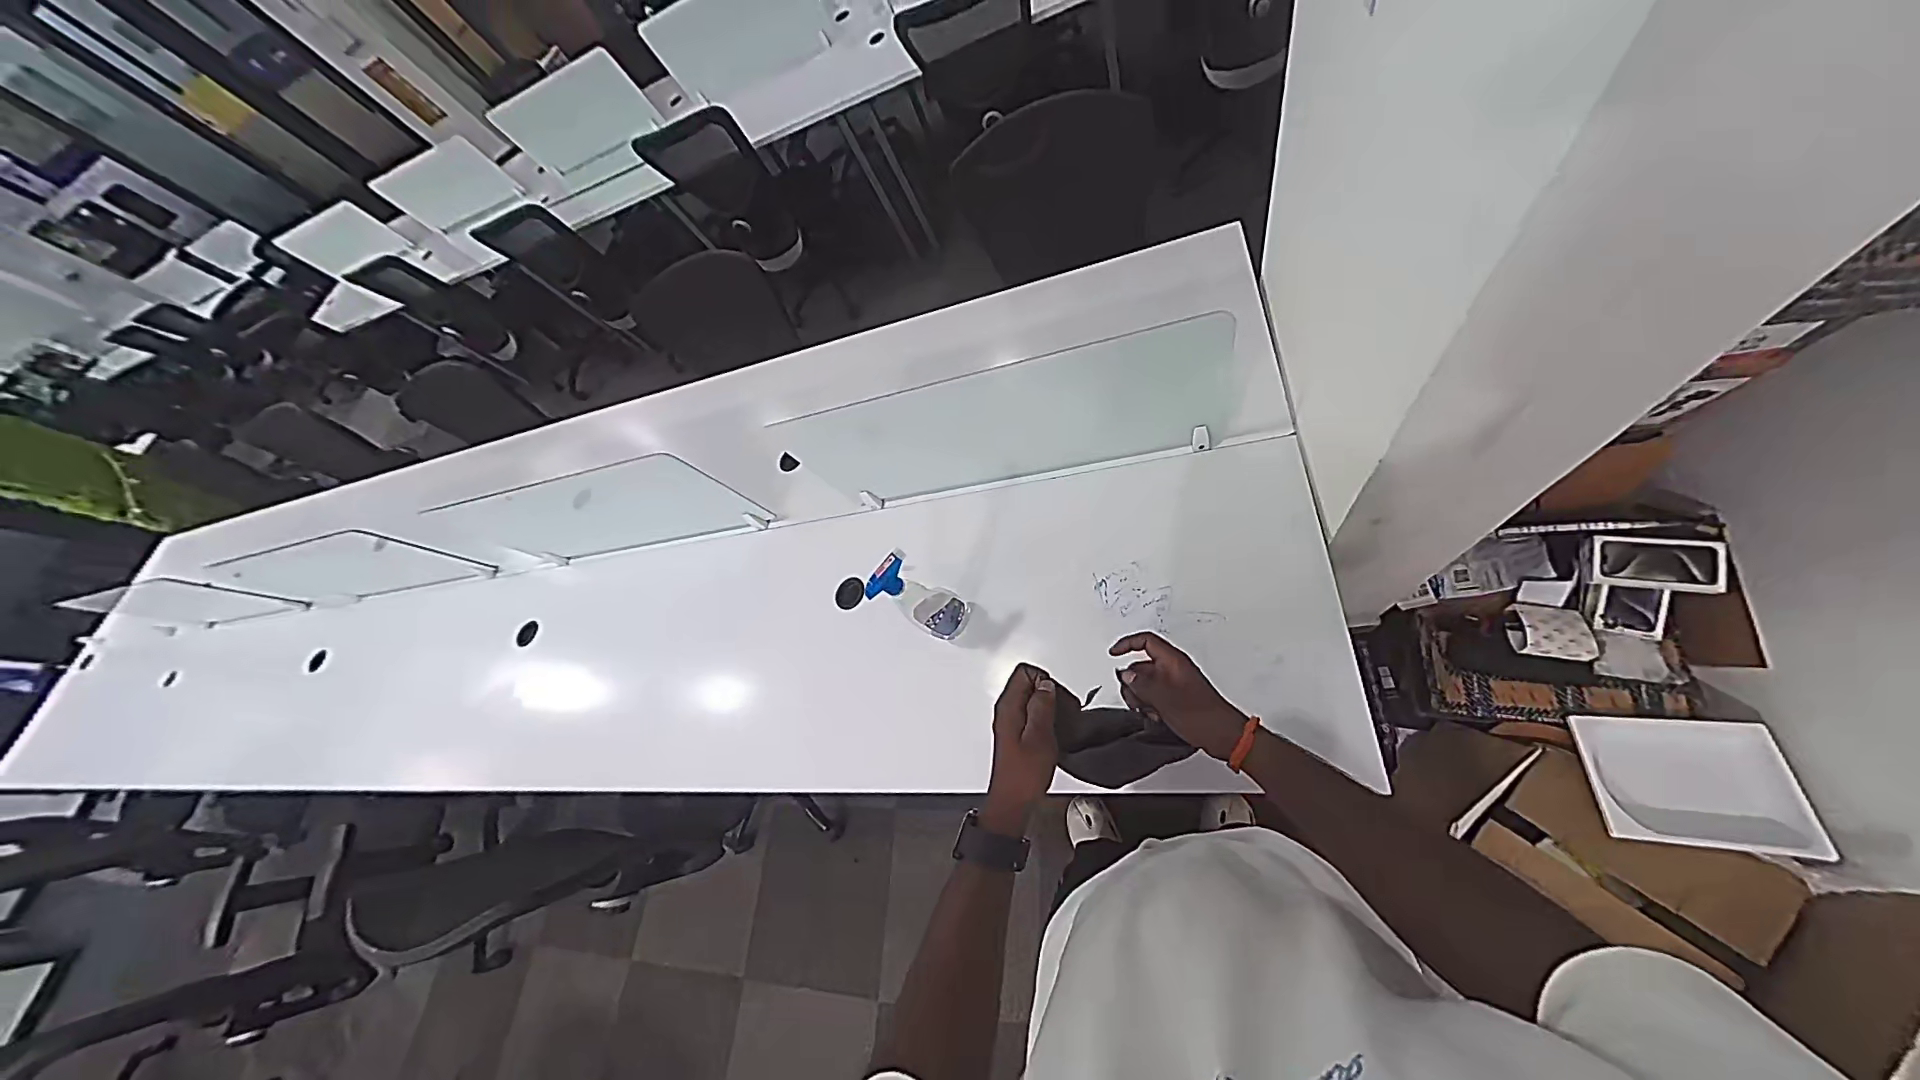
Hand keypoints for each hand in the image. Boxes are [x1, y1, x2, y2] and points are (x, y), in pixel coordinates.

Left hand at [983, 663, 1058, 834]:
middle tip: (1062, 708)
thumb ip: (1042, 706)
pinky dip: (1045, 717)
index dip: (1044, 679)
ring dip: (1048, 704)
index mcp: (1008, 707)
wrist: (1013, 801)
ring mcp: (1010, 722)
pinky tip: (1052, 732)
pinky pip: (1031, 713)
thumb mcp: (1039, 736)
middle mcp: (1006, 711)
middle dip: (1048, 690)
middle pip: (1027, 682)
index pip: (1024, 672)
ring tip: (1060, 721)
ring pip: (1031, 698)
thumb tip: (1045, 685)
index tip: (1056, 697)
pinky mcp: (1016, 733)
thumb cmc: (1023, 775)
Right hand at [1109, 633, 1247, 759]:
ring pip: (1145, 683)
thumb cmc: (1205, 716)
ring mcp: (1174, 684)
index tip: (1114, 653)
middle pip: (1141, 665)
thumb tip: (1126, 675)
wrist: (1224, 736)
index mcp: (1173, 661)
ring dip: (1141, 697)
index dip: (1127, 644)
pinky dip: (1150, 705)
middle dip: (1133, 682)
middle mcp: (1173, 669)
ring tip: (1150, 710)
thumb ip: (1141, 684)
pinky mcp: (1176, 698)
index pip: (1145, 641)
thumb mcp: (1165, 698)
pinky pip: (1154, 696)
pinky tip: (1157, 717)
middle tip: (1136, 698)